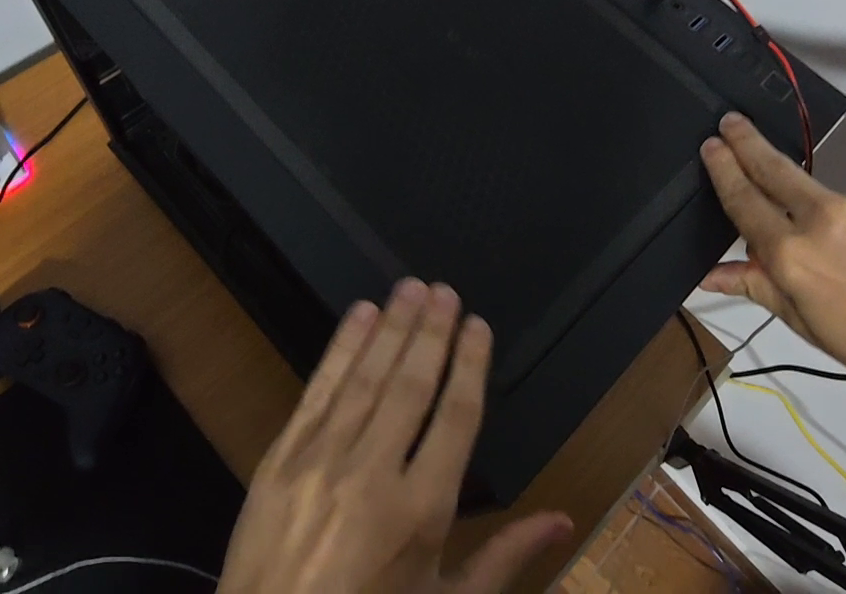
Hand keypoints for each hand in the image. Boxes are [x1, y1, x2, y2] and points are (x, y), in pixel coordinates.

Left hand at [217, 278, 571, 593]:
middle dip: (431, 333)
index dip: (470, 365)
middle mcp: (373, 474)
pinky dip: (341, 348)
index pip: (455, 418)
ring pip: (366, 377)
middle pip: (410, 385)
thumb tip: (563, 520)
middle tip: (445, 290)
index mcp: (420, 510)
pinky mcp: (281, 456)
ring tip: (411, 288)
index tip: (478, 325)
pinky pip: (318, 389)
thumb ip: (504, 558)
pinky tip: (360, 315)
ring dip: (391, 327)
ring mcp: (322, 460)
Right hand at [698, 113, 845, 398]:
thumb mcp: (811, 325)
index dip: (724, 169)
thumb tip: (708, 275)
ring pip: (838, 196)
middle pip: (775, 168)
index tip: (712, 145)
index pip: (744, 200)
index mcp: (793, 255)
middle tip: (732, 121)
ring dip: (841, 215)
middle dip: (748, 141)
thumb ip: (759, 286)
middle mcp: (826, 216)